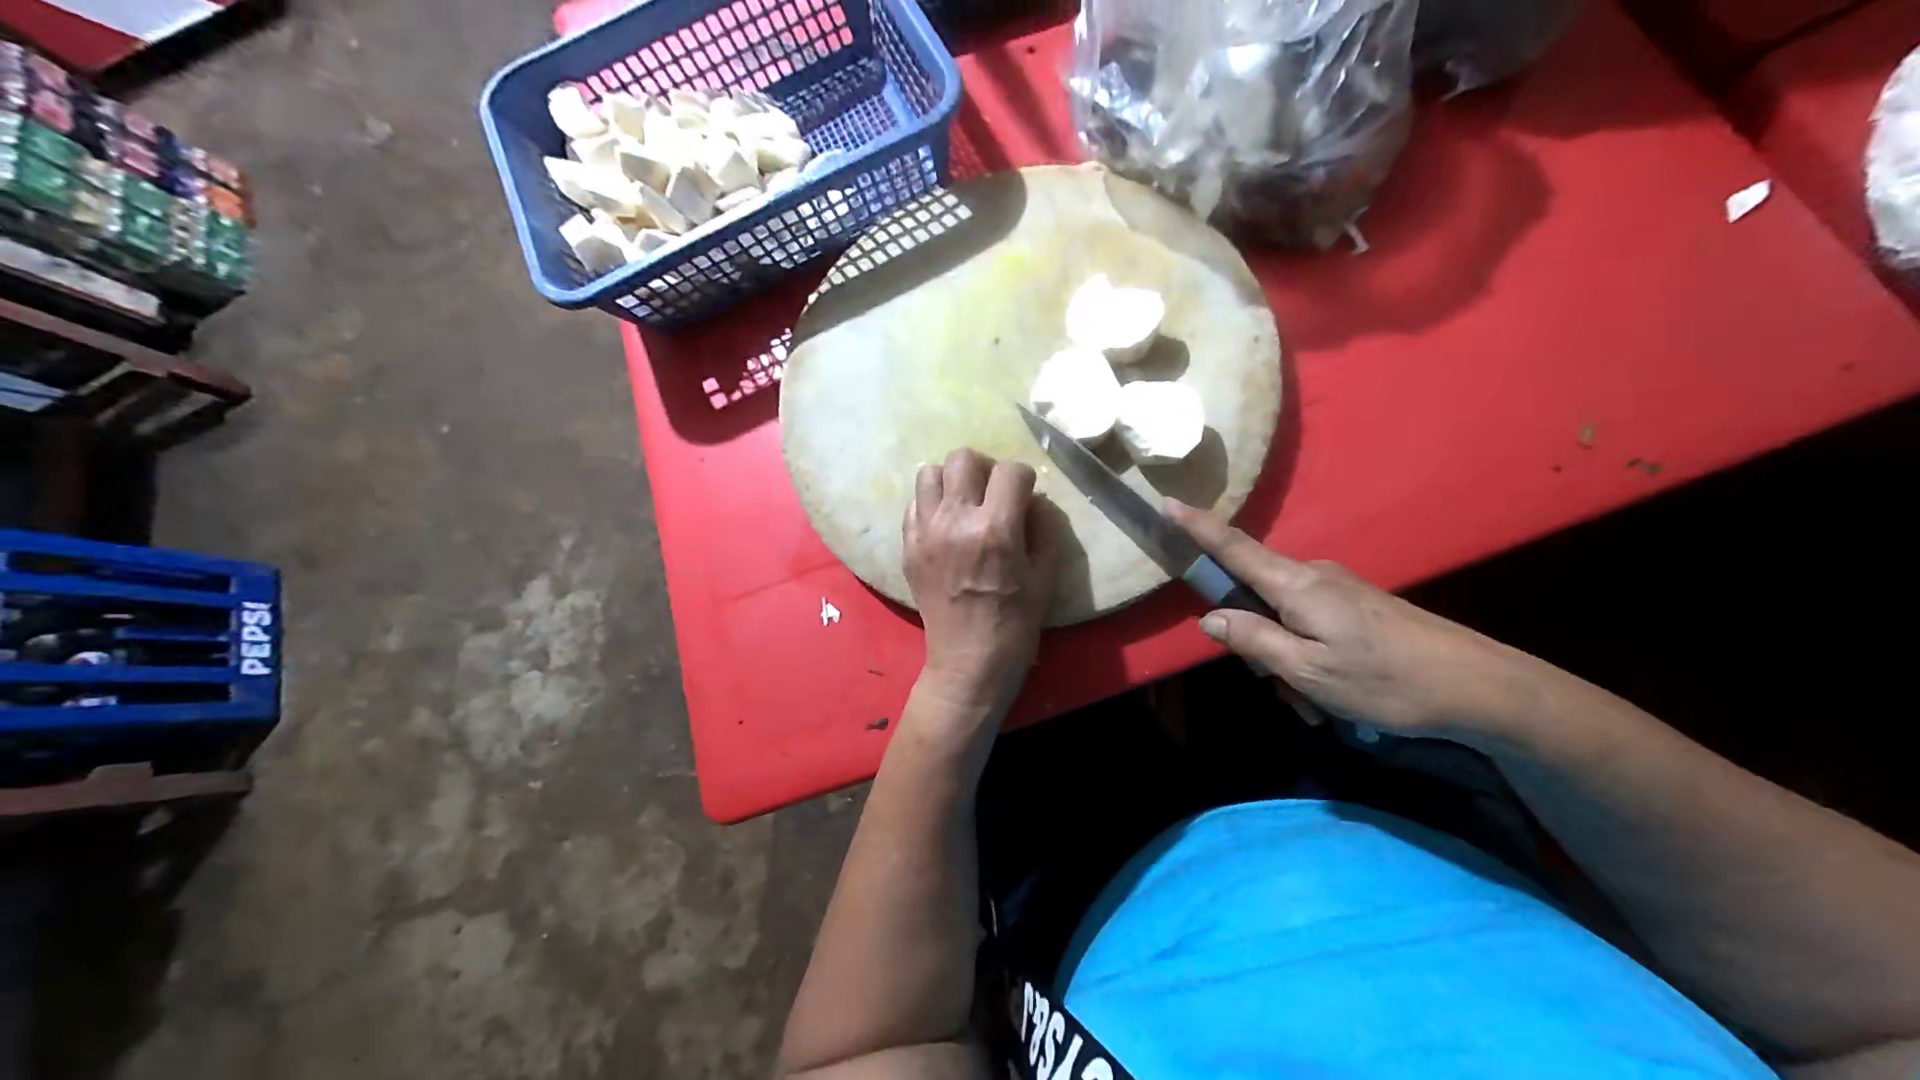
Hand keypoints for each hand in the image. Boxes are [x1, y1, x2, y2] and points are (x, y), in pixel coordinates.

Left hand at [904, 450, 1059, 714]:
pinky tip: (945, 527)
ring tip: (963, 504)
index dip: (1024, 479)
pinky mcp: (908, 546)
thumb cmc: (1016, 622)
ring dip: (951, 482)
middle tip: (992, 493)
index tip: (1025, 497)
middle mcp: (955, 520)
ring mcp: (925, 531)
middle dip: (984, 469)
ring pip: (928, 473)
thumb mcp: (1046, 575)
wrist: (969, 660)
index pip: (1010, 470)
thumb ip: (1044, 527)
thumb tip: (1033, 500)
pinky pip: (913, 504)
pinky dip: (931, 506)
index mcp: (996, 528)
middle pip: (962, 458)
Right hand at [1166, 501, 1543, 741]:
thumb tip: (1209, 617)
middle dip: (1256, 644)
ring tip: (1319, 706)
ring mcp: (1339, 590)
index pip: (1234, 548)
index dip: (1198, 528)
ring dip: (1287, 663)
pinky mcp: (1357, 606)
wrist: (1481, 687)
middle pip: (1254, 597)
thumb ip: (1253, 640)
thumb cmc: (1386, 680)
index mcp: (1297, 585)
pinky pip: (1310, 627)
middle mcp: (1314, 577)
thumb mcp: (1307, 670)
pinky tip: (1335, 697)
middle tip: (1288, 693)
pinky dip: (1310, 661)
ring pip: (1283, 621)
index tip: (1168, 502)